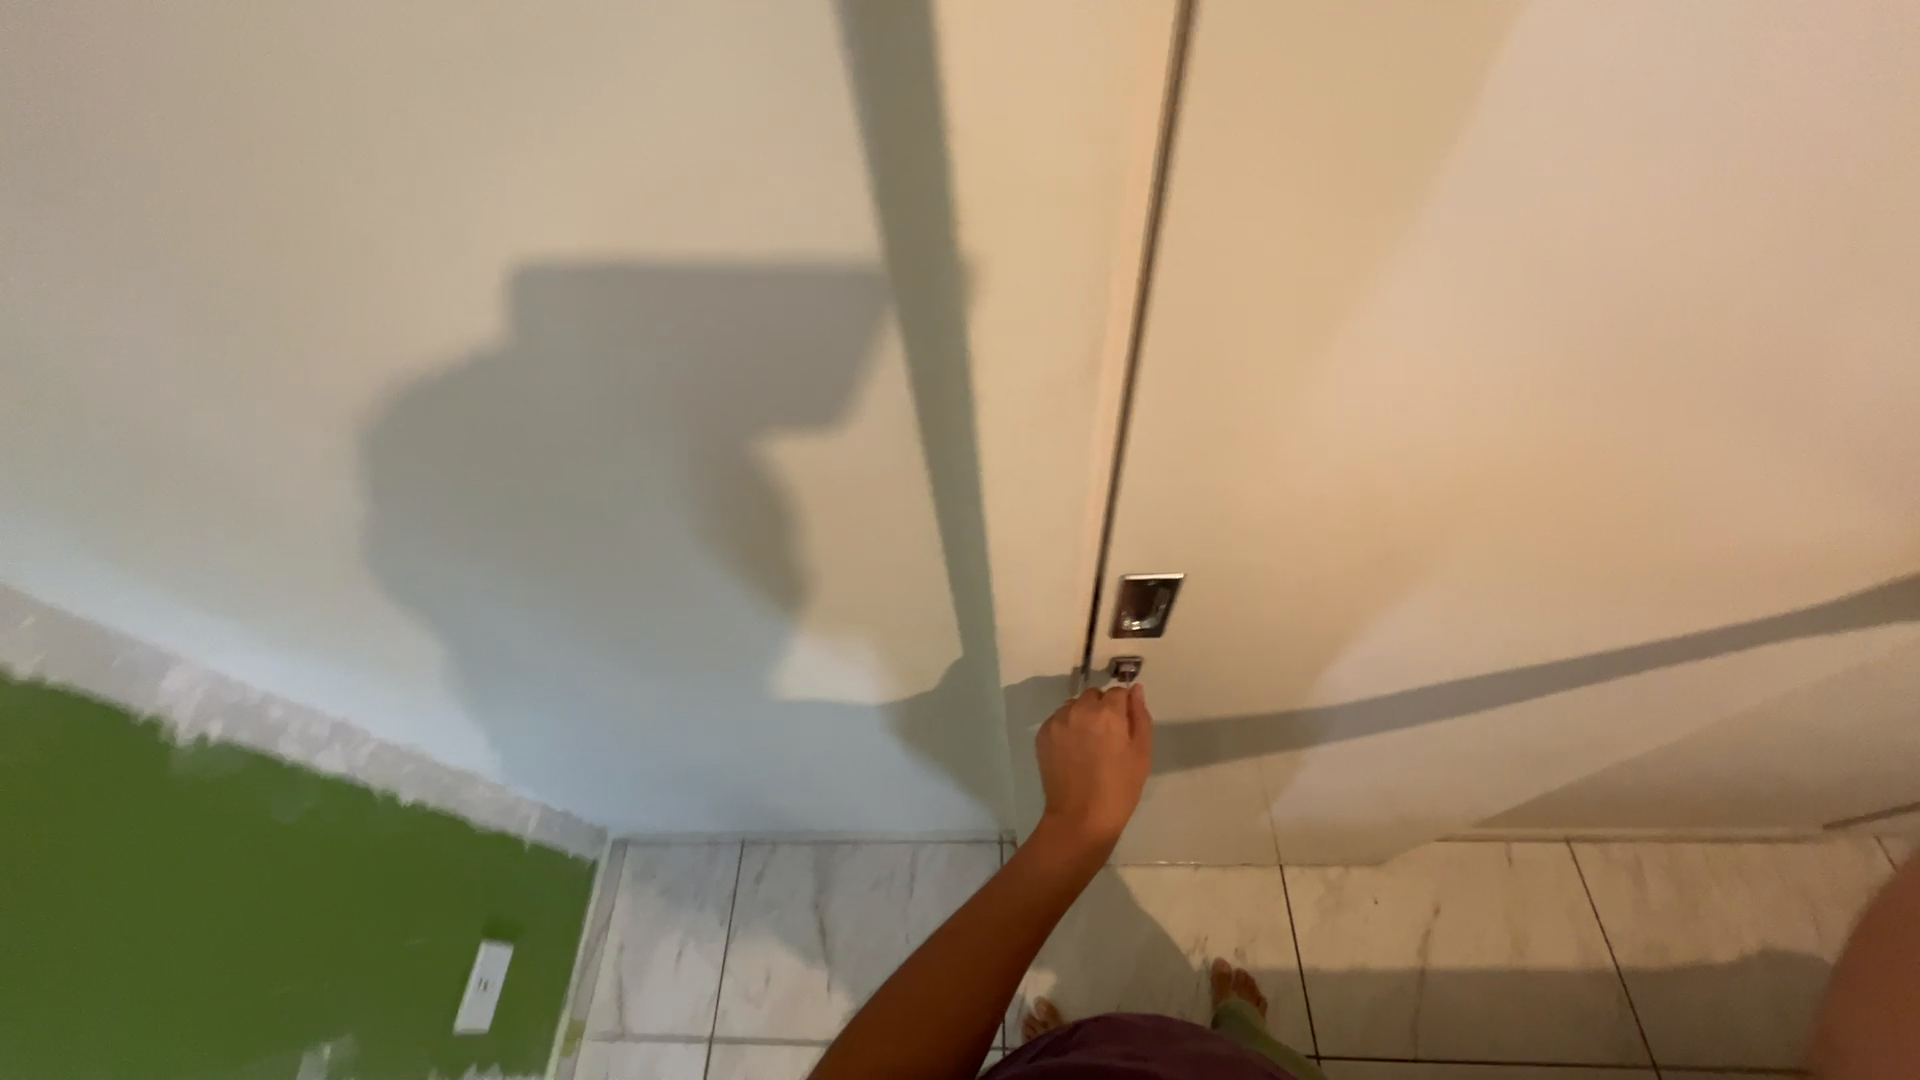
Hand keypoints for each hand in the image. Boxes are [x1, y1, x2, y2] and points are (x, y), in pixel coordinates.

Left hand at [1034, 683, 1152, 851]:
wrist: (1080, 818)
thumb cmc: (1119, 788)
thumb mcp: (1141, 753)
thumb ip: (1140, 716)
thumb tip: (1135, 689)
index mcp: (1107, 712)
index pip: (1117, 692)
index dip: (1123, 707)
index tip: (1124, 727)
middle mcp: (1079, 709)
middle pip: (1093, 696)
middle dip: (1102, 709)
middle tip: (1107, 738)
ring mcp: (1057, 721)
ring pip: (1074, 706)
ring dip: (1082, 716)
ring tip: (1088, 746)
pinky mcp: (1043, 734)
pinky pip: (1058, 720)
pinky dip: (1067, 728)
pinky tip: (1073, 752)